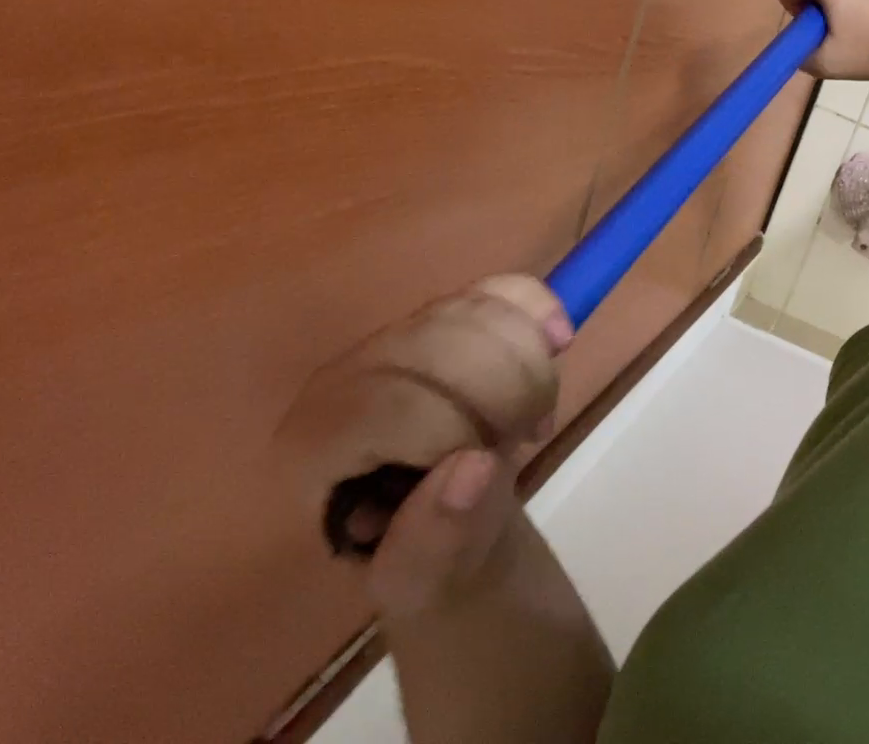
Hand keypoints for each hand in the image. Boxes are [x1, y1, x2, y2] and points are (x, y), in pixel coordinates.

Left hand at [275, 275, 570, 584]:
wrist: (456, 529)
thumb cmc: (432, 560)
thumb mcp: (428, 578)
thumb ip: (439, 535)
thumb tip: (472, 467)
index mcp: (315, 443)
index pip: (398, 398)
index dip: (472, 417)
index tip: (521, 446)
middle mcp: (340, 381)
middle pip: (441, 346)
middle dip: (508, 387)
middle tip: (528, 434)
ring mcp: (389, 343)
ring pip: (475, 313)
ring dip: (526, 358)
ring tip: (530, 412)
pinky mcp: (435, 321)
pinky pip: (493, 290)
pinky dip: (535, 309)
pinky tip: (553, 341)